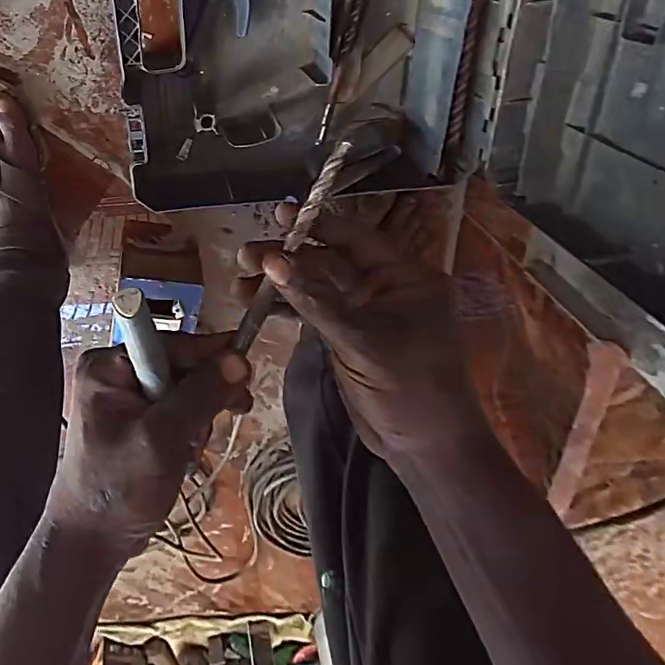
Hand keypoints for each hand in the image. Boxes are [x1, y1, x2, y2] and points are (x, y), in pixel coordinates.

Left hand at [45, 332, 252, 551]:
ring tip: (191, 450)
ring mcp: (123, 398)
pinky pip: (174, 409)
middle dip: (203, 394)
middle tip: (235, 410)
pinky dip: (188, 429)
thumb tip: (238, 359)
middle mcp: (114, 372)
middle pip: (179, 365)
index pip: (171, 344)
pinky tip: (185, 453)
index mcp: (108, 366)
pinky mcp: (134, 421)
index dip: (209, 356)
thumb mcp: (163, 439)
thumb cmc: (117, 491)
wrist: (89, 546)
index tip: (245, 369)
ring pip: (182, 389)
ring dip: (197, 417)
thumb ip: (200, 396)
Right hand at [238, 196, 488, 462]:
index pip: (356, 238)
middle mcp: (384, 286)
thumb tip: (273, 262)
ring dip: (281, 284)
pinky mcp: (348, 335)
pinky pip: (314, 311)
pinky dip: (287, 307)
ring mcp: (364, 311)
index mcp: (405, 276)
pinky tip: (257, 304)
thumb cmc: (409, 389)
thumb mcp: (362, 341)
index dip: (317, 225)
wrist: (424, 449)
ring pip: (317, 286)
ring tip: (240, 283)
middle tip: (246, 255)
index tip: (279, 214)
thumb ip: (315, 300)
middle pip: (330, 259)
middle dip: (288, 257)